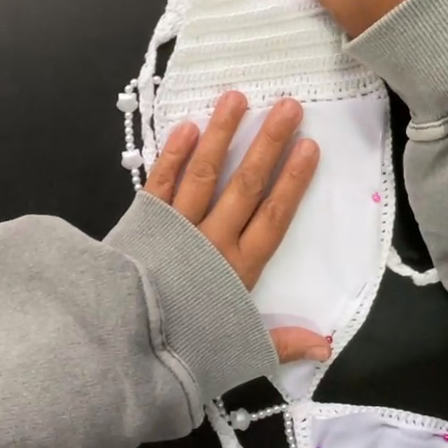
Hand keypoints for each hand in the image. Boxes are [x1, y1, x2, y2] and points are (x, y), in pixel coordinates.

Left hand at [143, 91, 329, 363]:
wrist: (122, 343)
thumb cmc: (182, 347)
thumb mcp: (235, 349)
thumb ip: (279, 343)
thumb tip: (326, 346)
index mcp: (239, 268)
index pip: (274, 216)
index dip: (293, 181)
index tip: (310, 146)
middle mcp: (212, 240)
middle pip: (246, 185)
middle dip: (268, 144)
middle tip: (287, 106)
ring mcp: (177, 227)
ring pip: (205, 174)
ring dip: (221, 135)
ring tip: (236, 98)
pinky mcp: (145, 222)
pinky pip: (161, 184)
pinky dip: (173, 156)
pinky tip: (186, 127)